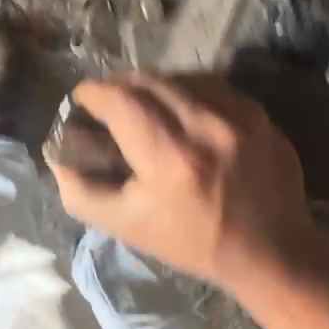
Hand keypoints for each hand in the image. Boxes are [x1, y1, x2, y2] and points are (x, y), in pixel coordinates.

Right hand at [49, 72, 318, 290]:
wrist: (271, 251)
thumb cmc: (193, 243)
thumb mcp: (128, 227)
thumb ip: (83, 191)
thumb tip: (57, 157)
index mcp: (170, 157)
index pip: (120, 100)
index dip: (92, 94)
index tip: (82, 102)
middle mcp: (206, 126)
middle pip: (147, 80)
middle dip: (119, 87)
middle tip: (108, 106)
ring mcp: (239, 115)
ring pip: (180, 78)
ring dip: (154, 89)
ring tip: (146, 111)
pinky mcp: (259, 114)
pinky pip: (211, 87)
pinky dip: (188, 94)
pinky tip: (183, 117)